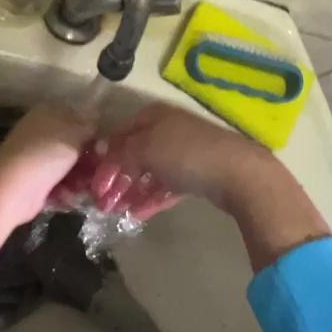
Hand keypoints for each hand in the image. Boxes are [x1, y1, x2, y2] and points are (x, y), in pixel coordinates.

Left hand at [0, 104, 95, 278]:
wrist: (12, 186)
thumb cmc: (46, 152)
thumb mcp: (74, 132)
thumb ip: (89, 124)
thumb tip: (96, 116)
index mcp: (49, 114)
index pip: (77, 117)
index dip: (93, 131)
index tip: (106, 147)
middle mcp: (42, 134)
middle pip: (75, 146)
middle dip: (89, 161)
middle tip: (101, 173)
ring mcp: (37, 159)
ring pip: (69, 168)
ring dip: (80, 180)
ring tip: (84, 189)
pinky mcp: (35, 183)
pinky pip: (59, 186)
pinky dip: (65, 192)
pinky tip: (68, 198)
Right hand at [94, 103, 331, 271]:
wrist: (239, 174)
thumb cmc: (186, 153)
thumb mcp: (145, 149)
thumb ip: (120, 151)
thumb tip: (100, 151)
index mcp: (154, 116)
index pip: (120, 132)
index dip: (105, 155)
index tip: (92, 179)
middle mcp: (168, 129)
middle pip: (134, 152)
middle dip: (116, 176)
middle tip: (102, 201)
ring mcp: (184, 152)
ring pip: (149, 171)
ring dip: (131, 190)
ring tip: (116, 212)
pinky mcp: (197, 174)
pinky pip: (166, 185)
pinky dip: (151, 198)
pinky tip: (137, 215)